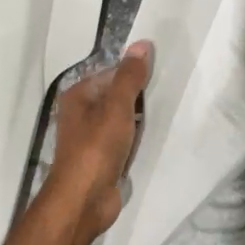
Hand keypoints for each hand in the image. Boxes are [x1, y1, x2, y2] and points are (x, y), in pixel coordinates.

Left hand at [40, 40, 151, 243]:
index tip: (161, 78)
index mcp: (79, 95)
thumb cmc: (96, 148)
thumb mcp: (117, 107)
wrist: (84, 200)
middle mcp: (82, 114)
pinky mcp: (103, 159)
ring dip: (140, 122)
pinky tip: (151, 142)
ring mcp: (92, 138)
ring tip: (162, 119)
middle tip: (165, 98)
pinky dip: (137, 141)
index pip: (112, 73)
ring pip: (123, 120)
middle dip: (140, 100)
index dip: (135, 75)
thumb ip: (130, 76)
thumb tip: (142, 44)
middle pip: (118, 96)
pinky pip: (125, 141)